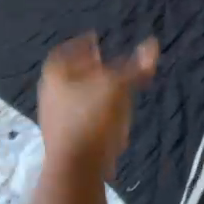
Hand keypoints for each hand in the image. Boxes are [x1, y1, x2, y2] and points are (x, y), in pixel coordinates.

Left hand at [36, 33, 159, 174]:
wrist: (77, 164)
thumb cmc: (92, 117)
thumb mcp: (119, 86)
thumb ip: (136, 66)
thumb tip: (152, 43)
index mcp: (56, 75)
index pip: (65, 51)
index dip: (81, 43)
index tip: (96, 39)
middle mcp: (50, 92)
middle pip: (70, 72)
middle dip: (90, 65)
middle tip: (108, 60)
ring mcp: (55, 115)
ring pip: (76, 92)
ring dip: (95, 86)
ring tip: (116, 84)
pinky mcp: (66, 133)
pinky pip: (81, 111)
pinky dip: (96, 105)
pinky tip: (113, 110)